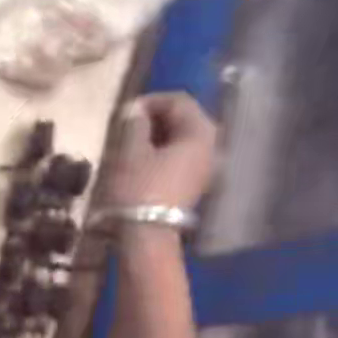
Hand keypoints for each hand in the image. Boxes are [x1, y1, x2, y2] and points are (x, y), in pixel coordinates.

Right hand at [102, 92, 218, 210]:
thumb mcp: (131, 152)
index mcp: (200, 131)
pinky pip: (179, 160)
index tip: (126, 111)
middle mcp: (210, 146)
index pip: (178, 101)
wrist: (147, 237)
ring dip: (156, 139)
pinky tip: (141, 164)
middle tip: (127, 128)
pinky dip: (161, 156)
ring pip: (180, 142)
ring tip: (130, 146)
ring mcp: (204, 169)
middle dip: (155, 120)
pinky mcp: (192, 187)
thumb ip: (134, 124)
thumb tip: (135, 110)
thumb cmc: (139, 190)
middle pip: (183, 121)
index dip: (151, 101)